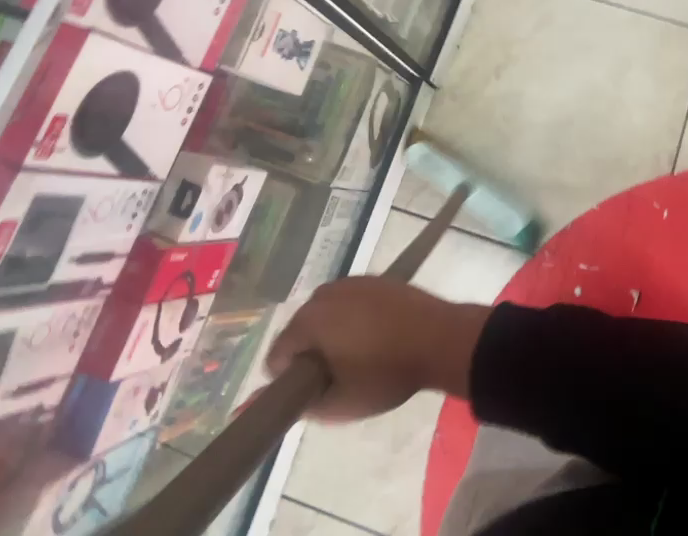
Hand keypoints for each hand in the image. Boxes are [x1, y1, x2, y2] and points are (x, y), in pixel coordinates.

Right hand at [265, 277, 491, 421]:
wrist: (440, 339)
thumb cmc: (385, 373)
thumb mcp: (338, 403)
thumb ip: (294, 405)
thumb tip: (247, 409)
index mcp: (308, 321)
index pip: (278, 355)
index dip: (292, 379)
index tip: (318, 390)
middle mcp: (323, 294)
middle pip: (301, 331)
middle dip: (313, 353)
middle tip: (341, 376)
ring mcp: (351, 282)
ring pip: (326, 315)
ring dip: (334, 334)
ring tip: (362, 356)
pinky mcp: (375, 278)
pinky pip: (350, 303)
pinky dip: (354, 318)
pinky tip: (377, 334)